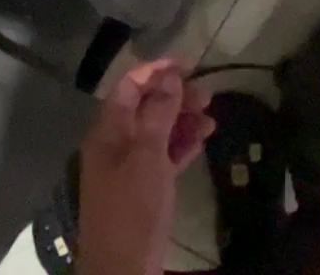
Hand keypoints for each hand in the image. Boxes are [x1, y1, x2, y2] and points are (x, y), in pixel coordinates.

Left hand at [77, 59, 213, 274]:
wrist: (122, 270)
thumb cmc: (132, 206)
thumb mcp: (148, 154)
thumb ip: (159, 112)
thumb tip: (170, 75)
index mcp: (108, 130)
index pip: (130, 86)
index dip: (156, 70)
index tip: (187, 64)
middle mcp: (116, 143)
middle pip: (146, 107)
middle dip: (175, 97)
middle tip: (207, 96)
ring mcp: (129, 167)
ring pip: (158, 131)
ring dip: (183, 121)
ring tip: (211, 120)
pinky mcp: (143, 188)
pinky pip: (163, 156)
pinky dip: (181, 145)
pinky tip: (202, 141)